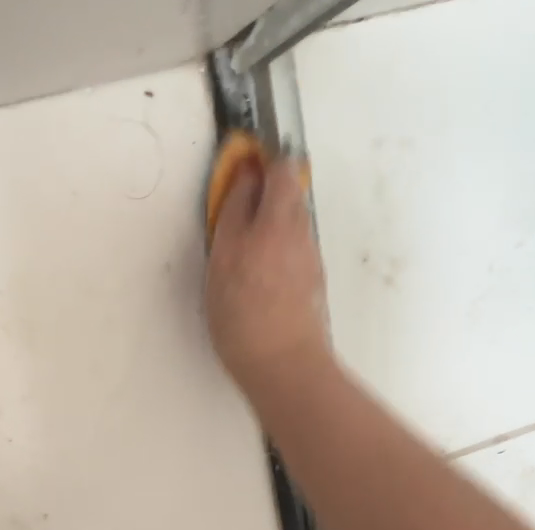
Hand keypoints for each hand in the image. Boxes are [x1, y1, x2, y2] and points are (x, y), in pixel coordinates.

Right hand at [204, 153, 333, 394]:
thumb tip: (244, 181)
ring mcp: (309, 253)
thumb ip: (234, 216)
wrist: (283, 362)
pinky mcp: (312, 276)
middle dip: (268, 185)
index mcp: (275, 219)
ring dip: (272, 216)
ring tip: (246, 244)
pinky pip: (296, 243)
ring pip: (293, 216)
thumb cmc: (243, 316)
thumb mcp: (222, 263)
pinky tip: (260, 272)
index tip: (238, 168)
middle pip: (290, 187)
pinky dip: (279, 244)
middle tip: (240, 204)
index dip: (256, 163)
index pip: (275, 169)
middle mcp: (298, 230)